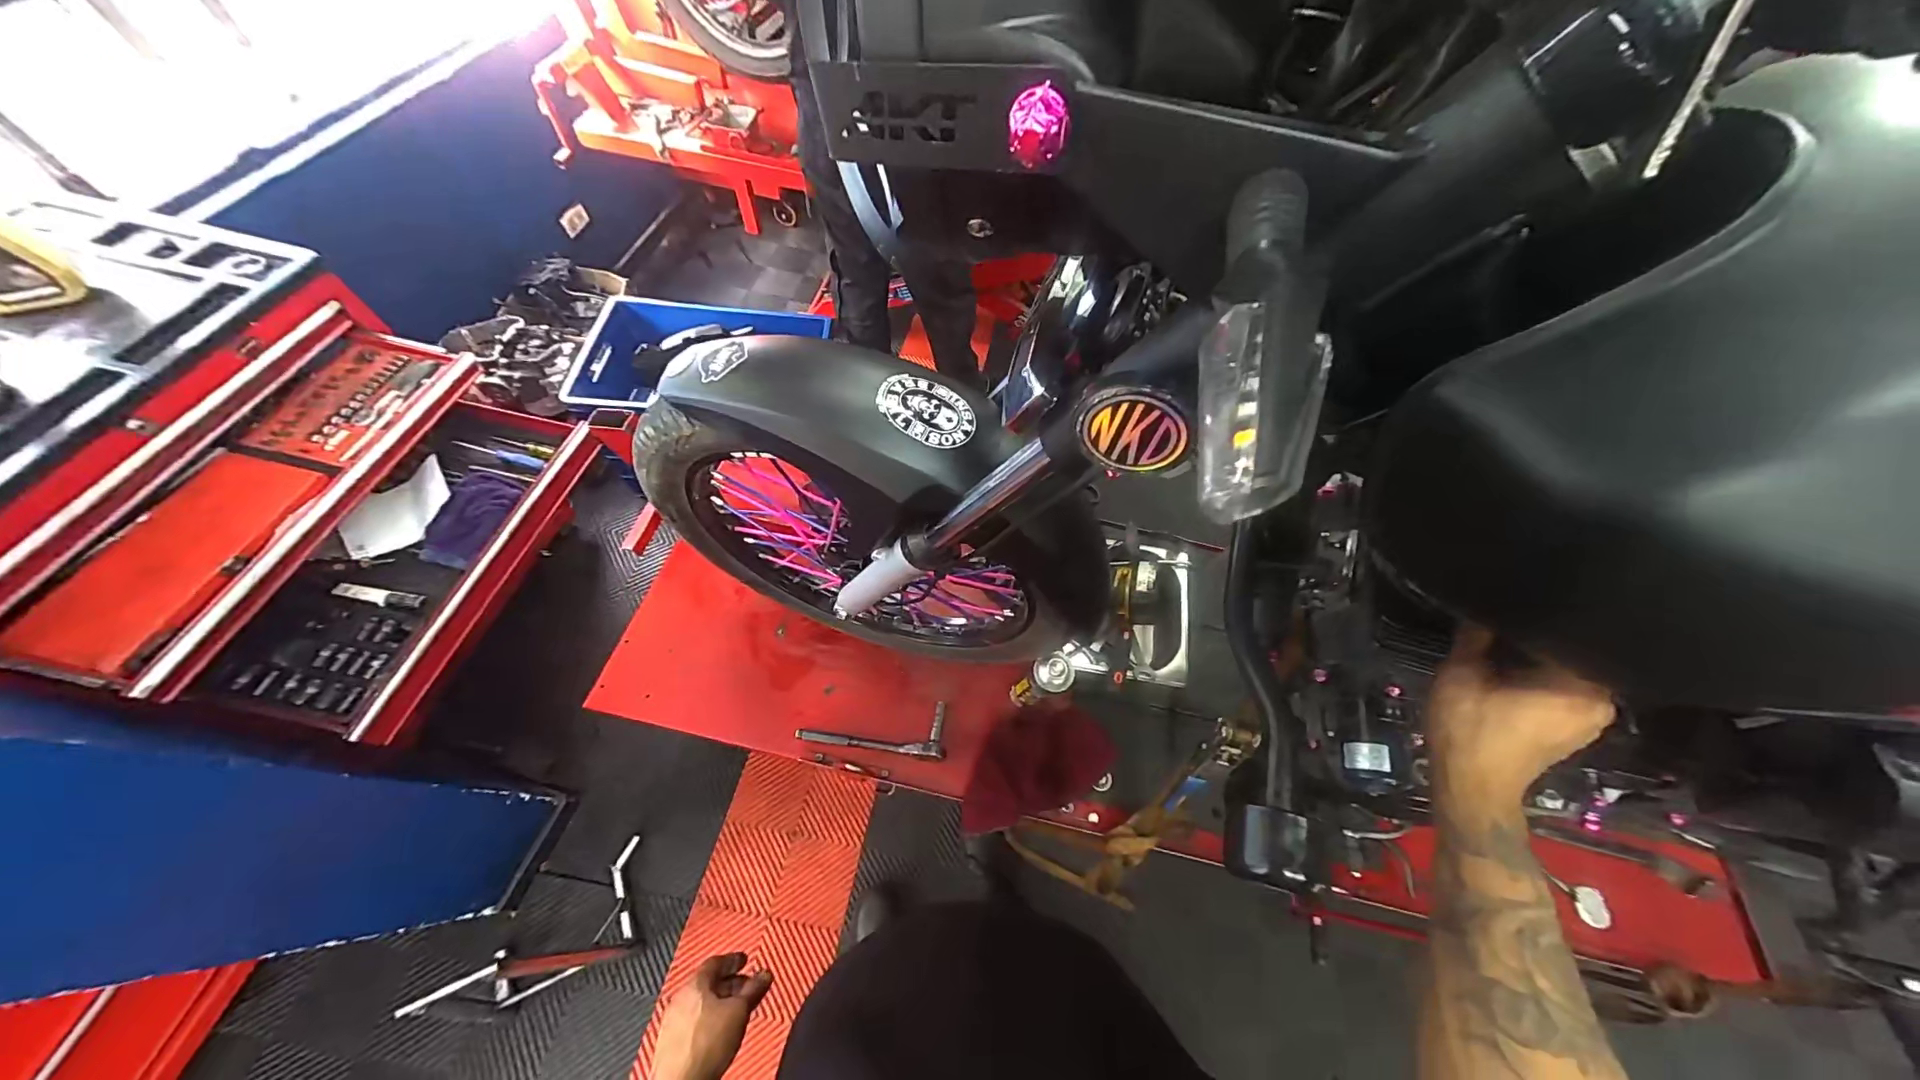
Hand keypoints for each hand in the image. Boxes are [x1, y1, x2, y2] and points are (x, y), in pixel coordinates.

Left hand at [651, 952, 772, 1079]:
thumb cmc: (703, 1048)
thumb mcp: (739, 1011)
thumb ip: (753, 990)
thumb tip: (764, 976)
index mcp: (694, 985)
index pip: (716, 962)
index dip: (733, 960)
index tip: (743, 960)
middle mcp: (680, 1000)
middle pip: (708, 983)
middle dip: (730, 983)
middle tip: (747, 985)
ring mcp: (673, 1023)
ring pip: (701, 1004)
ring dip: (721, 1004)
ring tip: (738, 1011)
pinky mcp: (671, 1045)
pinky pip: (694, 1023)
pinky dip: (710, 1021)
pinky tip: (720, 1032)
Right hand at [1426, 625, 1614, 814]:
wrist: (1472, 785)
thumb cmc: (1469, 729)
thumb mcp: (1460, 674)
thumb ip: (1475, 638)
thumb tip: (1483, 609)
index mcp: (1580, 685)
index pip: (1571, 634)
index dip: (1542, 616)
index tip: (1518, 605)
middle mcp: (1601, 701)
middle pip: (1572, 655)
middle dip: (1541, 640)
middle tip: (1507, 624)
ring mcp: (1593, 719)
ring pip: (1568, 673)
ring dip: (1540, 661)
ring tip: (1508, 647)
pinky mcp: (1576, 729)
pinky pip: (1565, 691)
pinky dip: (1543, 681)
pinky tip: (1515, 675)